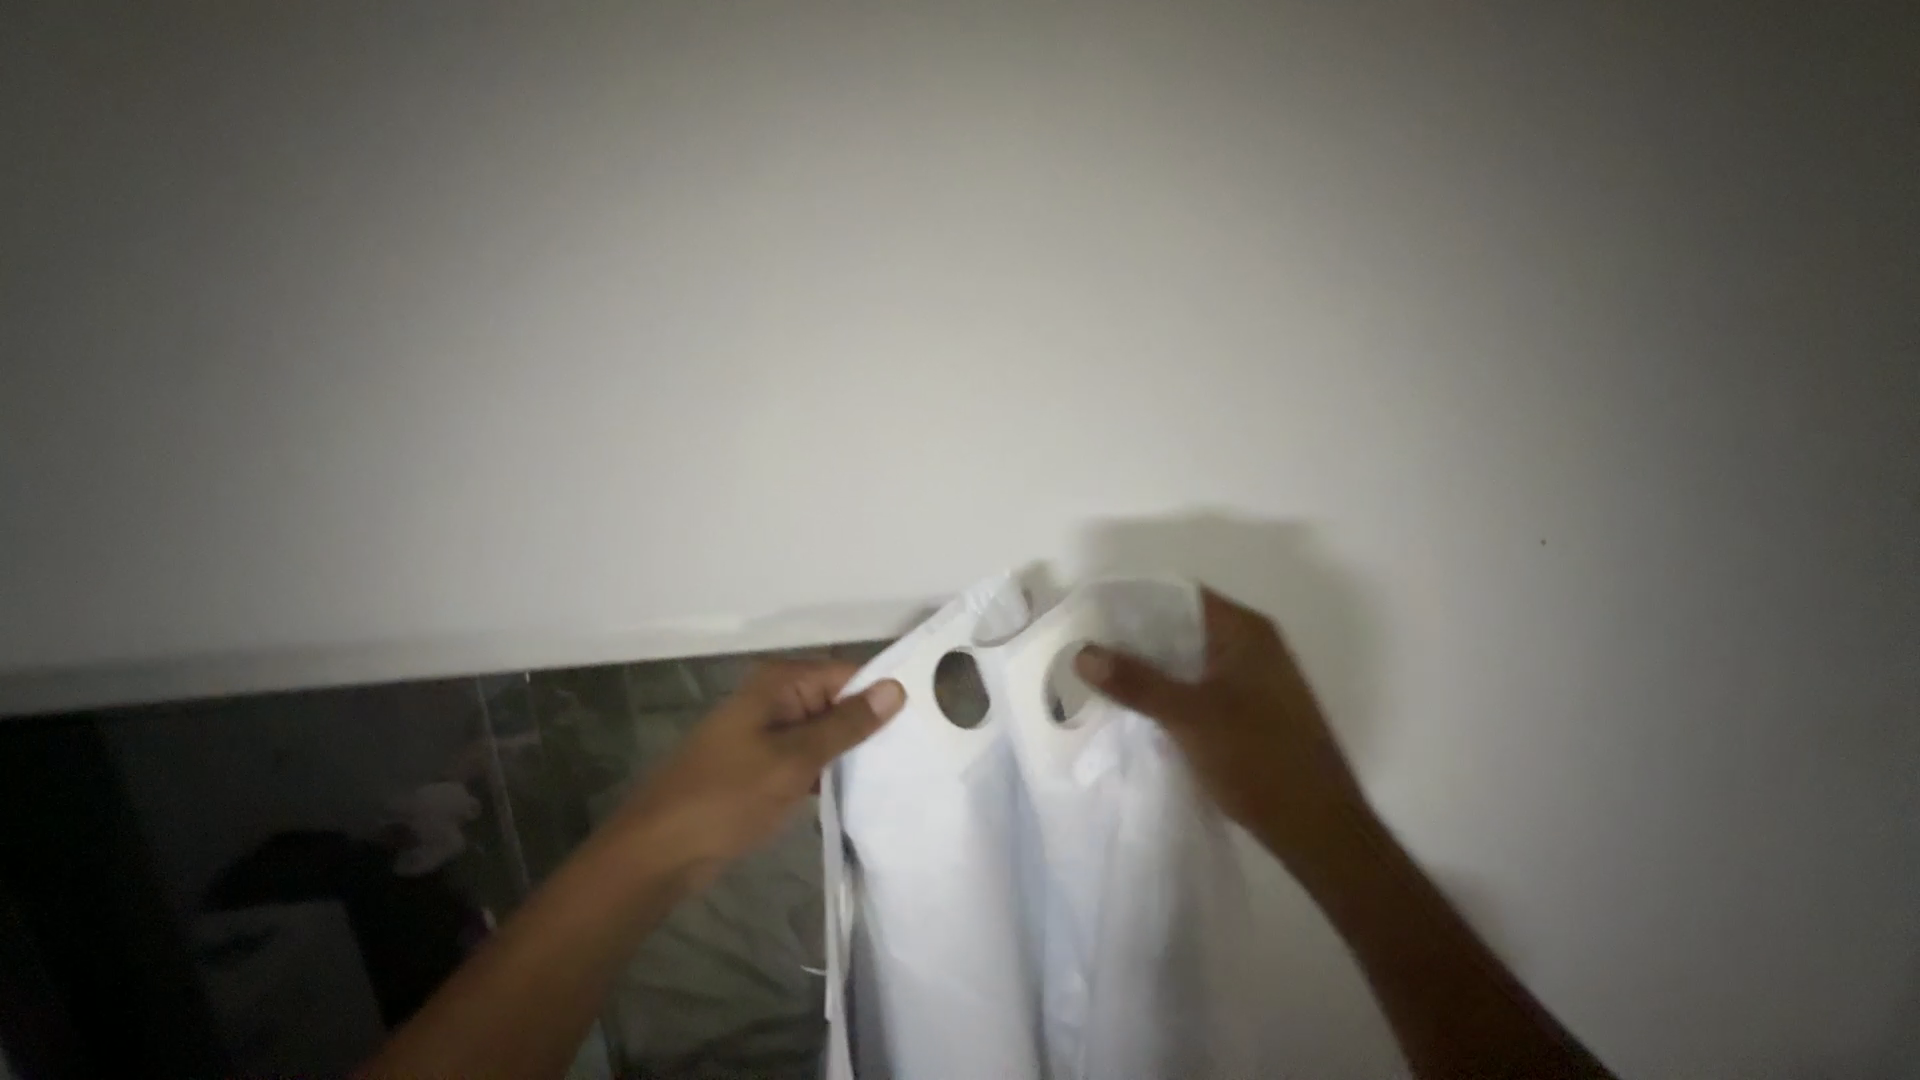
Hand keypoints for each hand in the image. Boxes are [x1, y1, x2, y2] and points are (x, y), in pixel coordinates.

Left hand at [612, 661, 904, 883]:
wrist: (658, 852)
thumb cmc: (725, 797)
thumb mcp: (793, 760)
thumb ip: (846, 725)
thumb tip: (895, 688)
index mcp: (780, 683)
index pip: (849, 674)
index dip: (885, 692)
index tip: (931, 714)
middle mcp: (776, 698)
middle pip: (838, 700)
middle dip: (874, 722)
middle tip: (925, 746)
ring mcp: (768, 733)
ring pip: (826, 731)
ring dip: (855, 749)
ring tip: (905, 768)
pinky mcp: (764, 765)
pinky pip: (809, 756)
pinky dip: (832, 770)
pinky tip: (864, 789)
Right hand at [1075, 589, 1365, 871]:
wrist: (1319, 829)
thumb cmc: (1258, 760)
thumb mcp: (1189, 718)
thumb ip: (1135, 682)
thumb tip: (1083, 652)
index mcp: (1245, 631)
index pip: (1178, 595)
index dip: (1133, 602)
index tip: (1091, 616)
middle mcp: (1253, 645)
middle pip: (1181, 626)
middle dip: (1135, 639)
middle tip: (1087, 651)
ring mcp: (1255, 679)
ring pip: (1188, 660)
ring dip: (1150, 668)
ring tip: (1102, 678)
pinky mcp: (1252, 710)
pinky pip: (1200, 687)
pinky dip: (1170, 692)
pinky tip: (1138, 708)